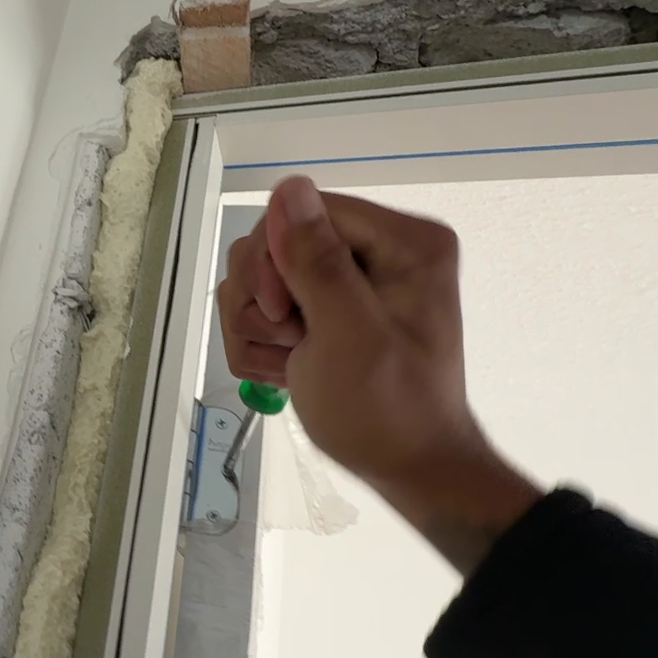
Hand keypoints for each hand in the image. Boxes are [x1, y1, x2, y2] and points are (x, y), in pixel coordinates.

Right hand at [216, 176, 540, 571]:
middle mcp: (371, 250)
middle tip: (290, 343)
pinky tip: (286, 371)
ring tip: (289, 363)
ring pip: (252, 279)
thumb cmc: (385, 409)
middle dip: (261, 301)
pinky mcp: (318, 309)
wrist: (405, 470)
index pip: (300, 212)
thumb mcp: (348, 335)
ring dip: (254, 329)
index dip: (274, 259)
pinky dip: (259, 345)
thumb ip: (317, 261)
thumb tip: (289, 187)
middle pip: (268, 244)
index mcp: (399, 242)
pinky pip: (254, 308)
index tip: (284, 314)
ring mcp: (342, 281)